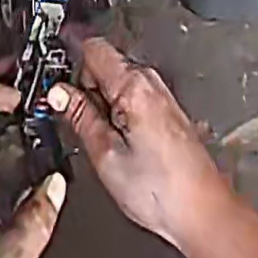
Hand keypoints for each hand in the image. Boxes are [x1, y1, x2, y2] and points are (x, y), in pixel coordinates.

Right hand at [45, 36, 238, 254]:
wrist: (203, 211)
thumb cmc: (162, 190)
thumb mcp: (105, 155)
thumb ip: (79, 116)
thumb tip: (58, 93)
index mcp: (132, 84)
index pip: (92, 46)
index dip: (69, 55)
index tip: (54, 70)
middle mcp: (149, 81)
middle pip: (103, 62)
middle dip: (84, 85)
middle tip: (75, 116)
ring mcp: (160, 93)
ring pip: (117, 79)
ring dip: (101, 99)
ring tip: (103, 137)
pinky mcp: (165, 107)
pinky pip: (132, 93)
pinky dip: (118, 108)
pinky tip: (122, 140)